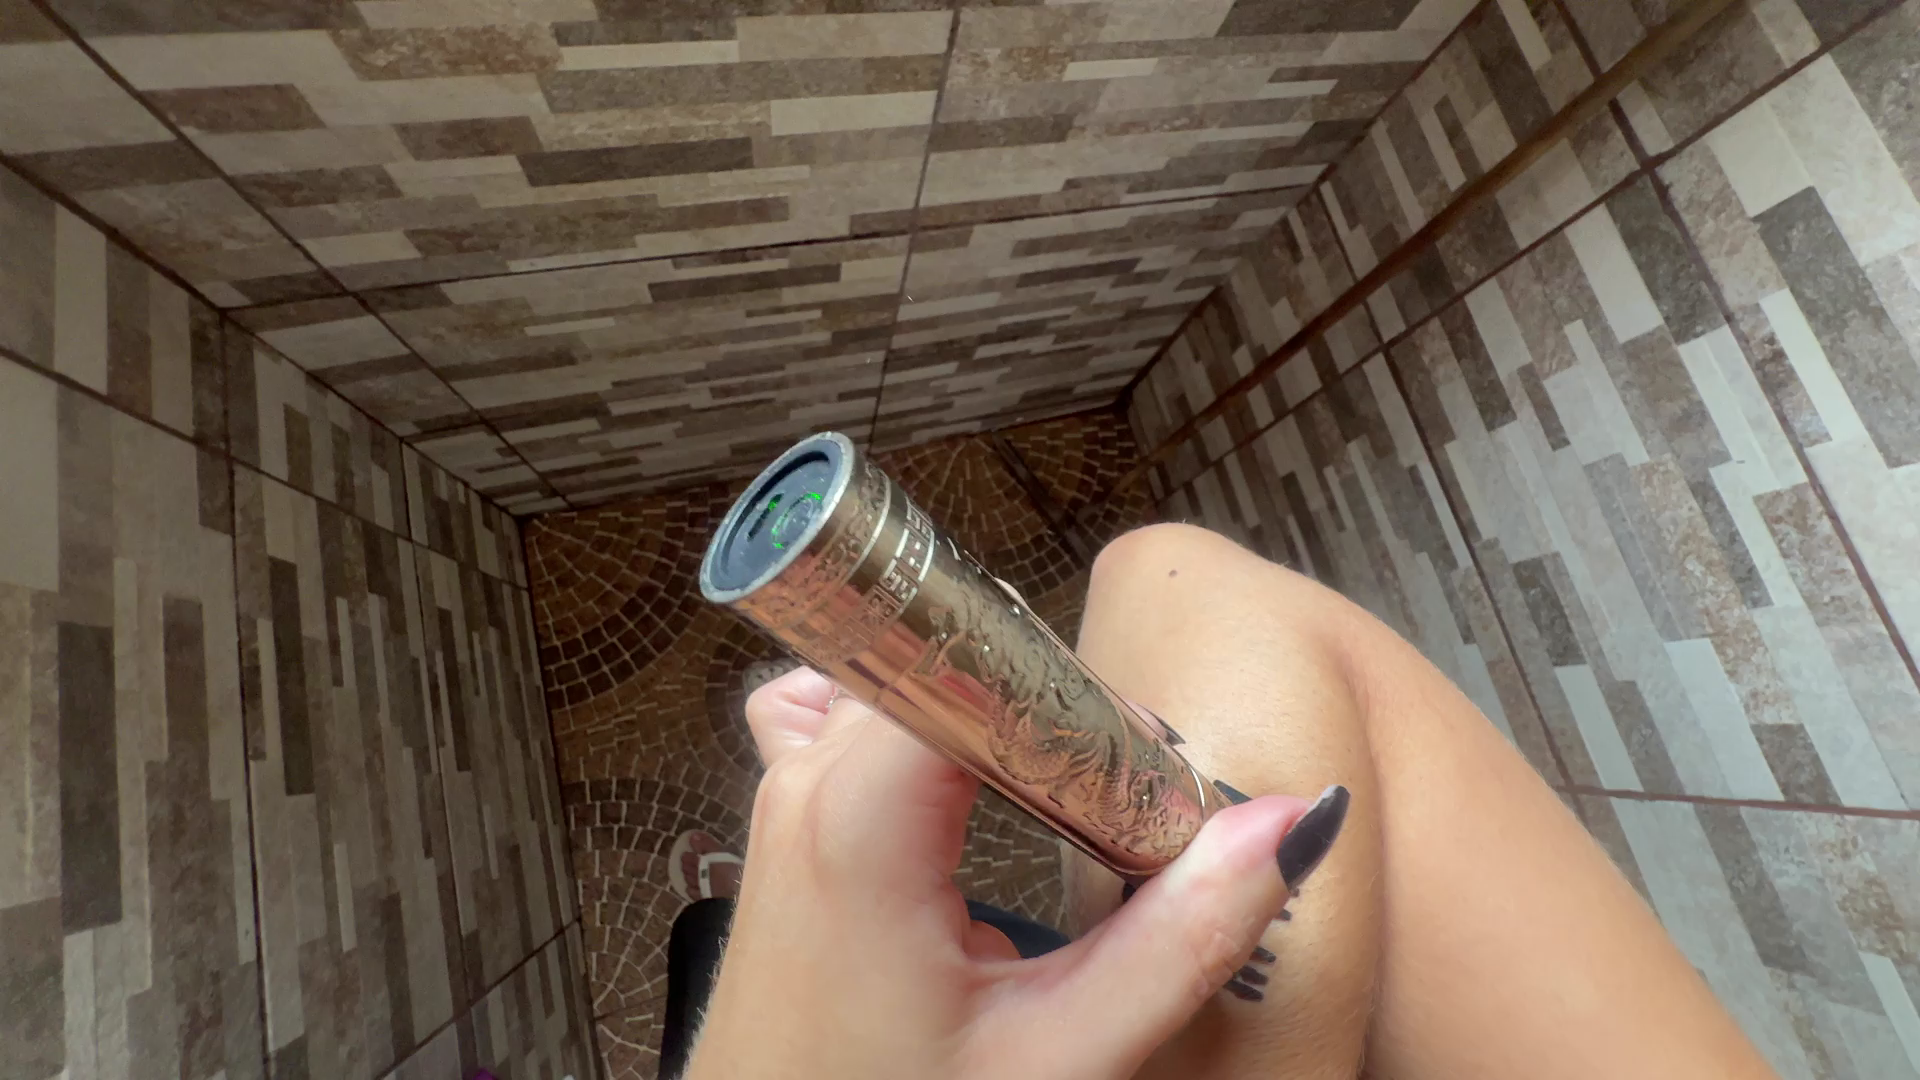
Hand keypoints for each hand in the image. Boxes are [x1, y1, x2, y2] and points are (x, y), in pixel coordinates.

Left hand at [685, 667, 1324, 1079]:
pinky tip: (943, 745)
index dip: (1076, 699)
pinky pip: (835, 704)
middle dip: (1044, 699)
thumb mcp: (1054, 1059)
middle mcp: (810, 780)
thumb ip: (1177, 939)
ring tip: (1042, 758)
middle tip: (1106, 777)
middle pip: (946, 661)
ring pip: (897, 669)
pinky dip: (906, 704)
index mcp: (860, 817)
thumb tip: (1282, 824)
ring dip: (982, 694)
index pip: (984, 668)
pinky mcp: (788, 808)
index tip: (1135, 760)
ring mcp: (785, 786)